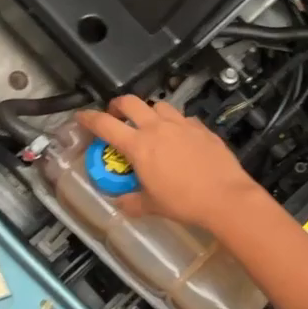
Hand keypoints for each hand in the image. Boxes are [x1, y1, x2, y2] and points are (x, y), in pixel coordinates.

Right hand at [75, 96, 265, 230]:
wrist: (226, 197)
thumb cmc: (185, 202)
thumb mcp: (153, 206)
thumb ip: (133, 201)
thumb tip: (122, 202)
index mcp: (139, 145)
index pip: (105, 124)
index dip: (89, 118)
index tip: (82, 117)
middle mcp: (158, 128)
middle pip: (131, 102)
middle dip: (118, 105)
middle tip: (117, 116)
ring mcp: (183, 125)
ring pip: (160, 105)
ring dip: (150, 111)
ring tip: (152, 125)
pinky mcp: (203, 129)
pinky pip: (185, 119)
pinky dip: (178, 124)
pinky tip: (182, 137)